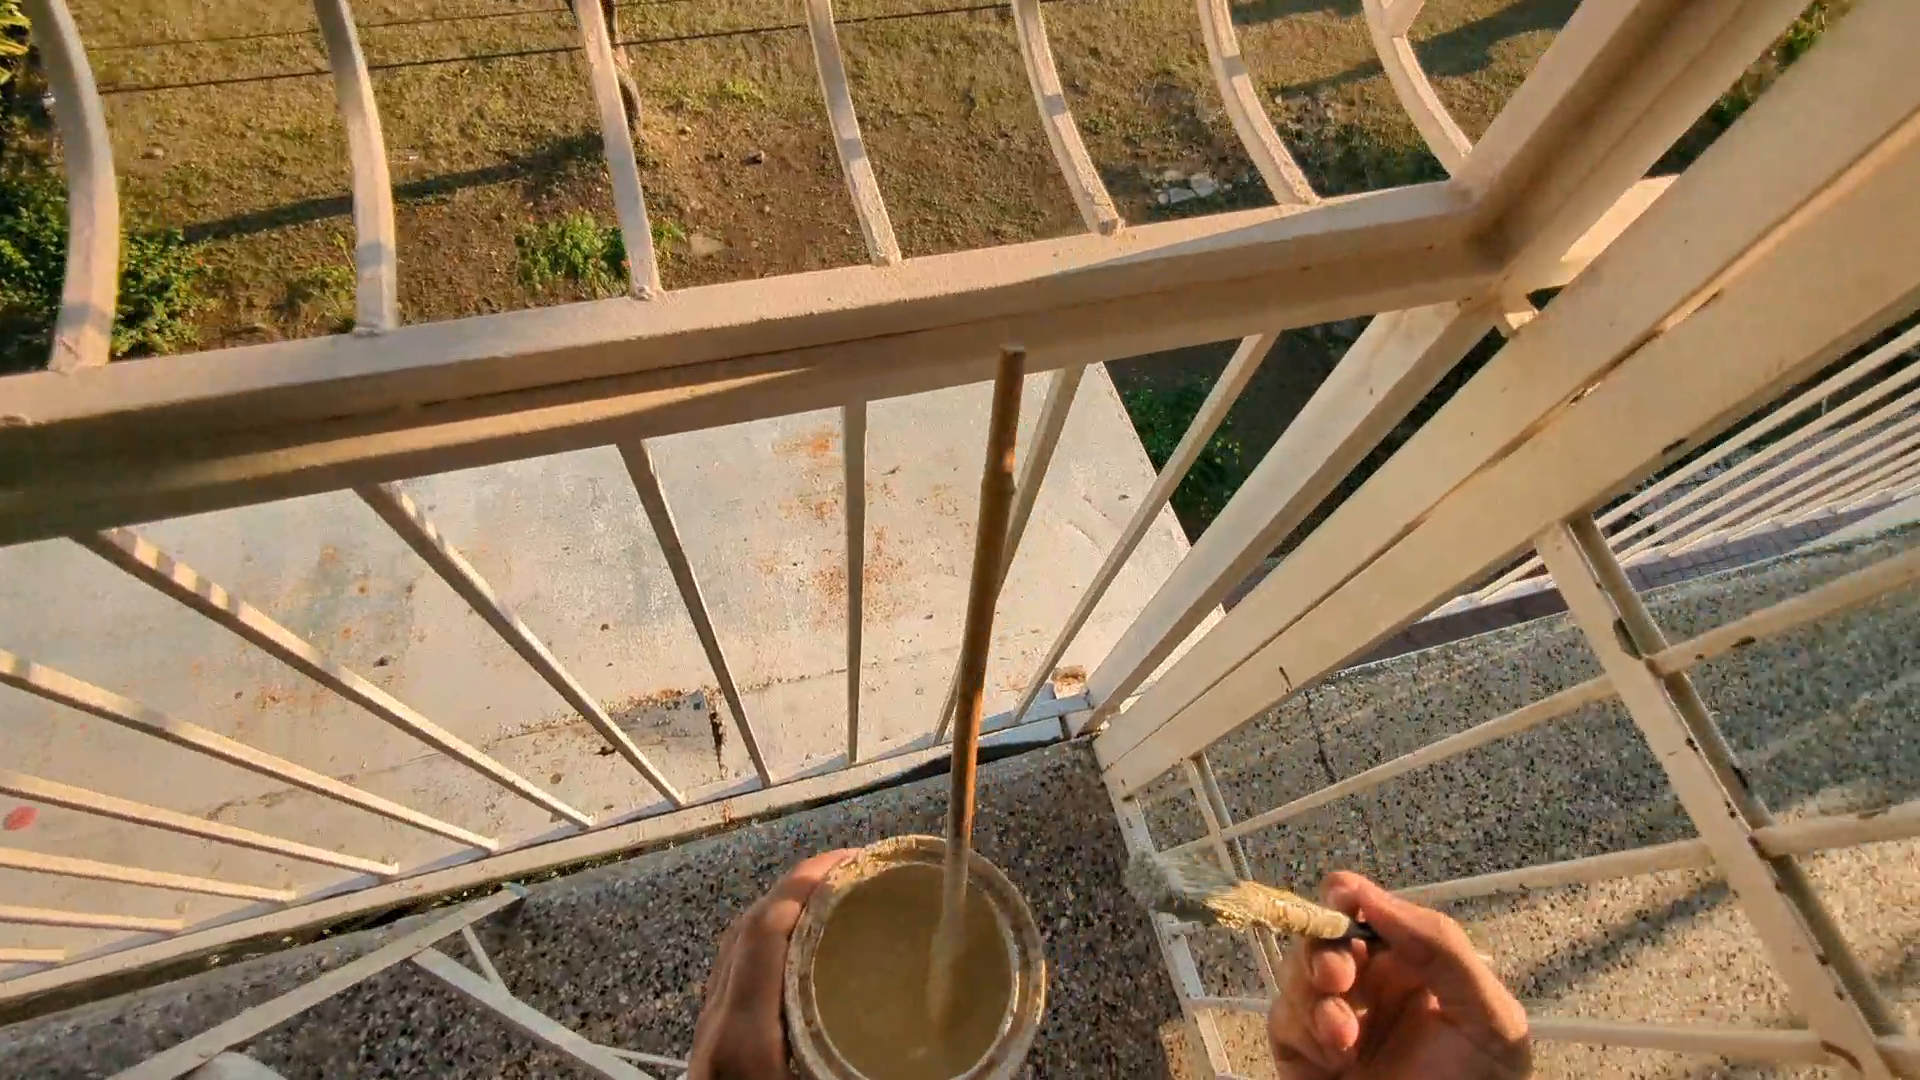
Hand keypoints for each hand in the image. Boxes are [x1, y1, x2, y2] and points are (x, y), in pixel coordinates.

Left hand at [688, 850, 855, 1079]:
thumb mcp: (821, 1079)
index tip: (849, 859)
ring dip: (781, 910)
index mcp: (743, 1035)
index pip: (764, 930)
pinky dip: (768, 942)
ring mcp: (706, 1034)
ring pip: (735, 947)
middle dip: (798, 886)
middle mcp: (716, 1025)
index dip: (804, 882)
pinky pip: (734, 971)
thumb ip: (857, 1042)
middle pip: (747, 928)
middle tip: (849, 873)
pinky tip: (800, 952)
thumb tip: (931, 1023)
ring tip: (829, 901)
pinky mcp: (710, 1047)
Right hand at [1269, 871, 1529, 1079]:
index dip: (1345, 894)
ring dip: (1314, 998)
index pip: (1363, 904)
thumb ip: (1442, 946)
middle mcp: (1364, 979)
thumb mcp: (1490, 1020)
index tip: (1342, 901)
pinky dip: (1303, 1030)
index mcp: (1407, 962)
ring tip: (1343, 1040)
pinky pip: (1282, 1015)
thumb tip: (1366, 895)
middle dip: (1321, 947)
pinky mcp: (1299, 1046)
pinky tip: (1335, 1060)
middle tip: (1336, 979)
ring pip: (1294, 969)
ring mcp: (1328, 1011)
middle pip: (1318, 929)